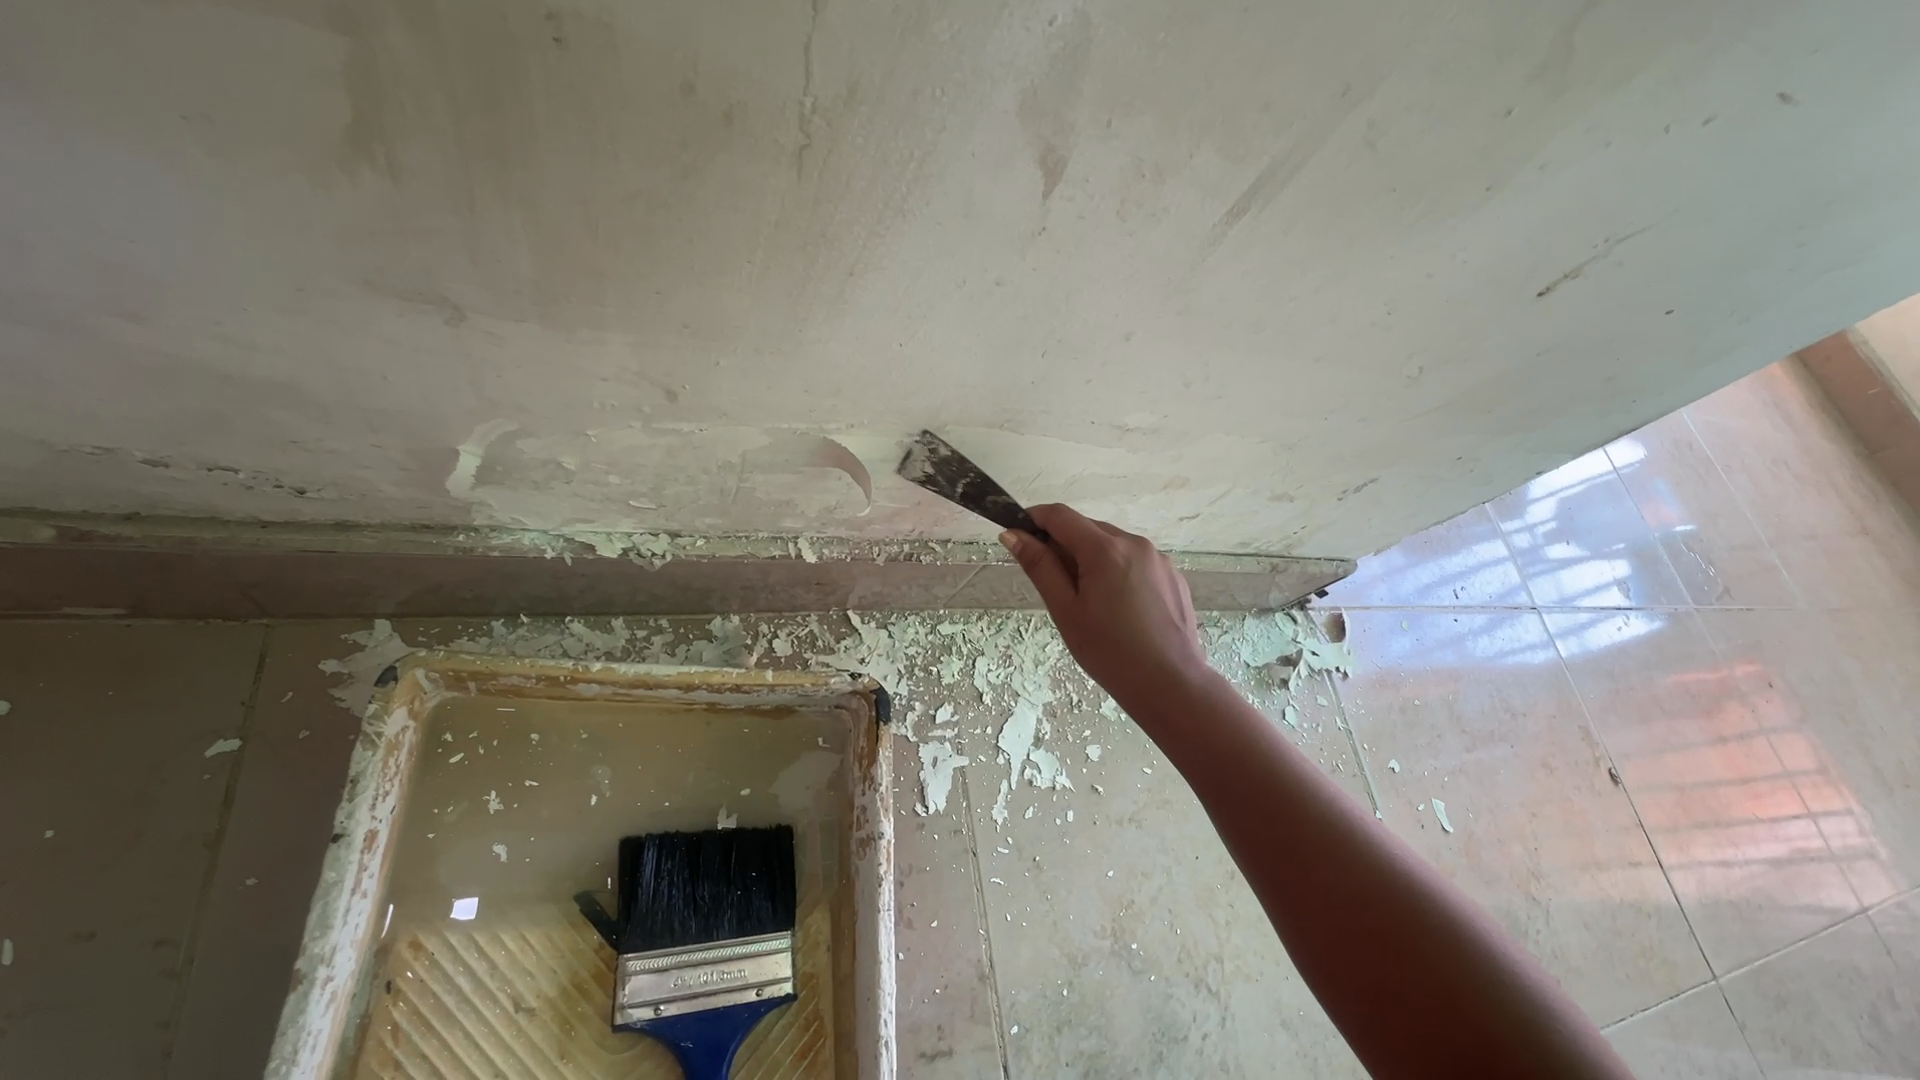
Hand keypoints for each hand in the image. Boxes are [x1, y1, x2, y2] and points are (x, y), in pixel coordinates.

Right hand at [1000, 504, 1212, 711]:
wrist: (1171, 684)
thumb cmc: (1109, 652)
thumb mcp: (1066, 611)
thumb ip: (1040, 567)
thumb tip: (1013, 534)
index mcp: (1105, 549)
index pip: (1060, 515)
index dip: (1034, 519)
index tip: (1019, 537)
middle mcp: (1135, 543)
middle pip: (1087, 528)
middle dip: (1064, 545)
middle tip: (1057, 587)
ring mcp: (1158, 558)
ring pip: (1112, 544)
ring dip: (1092, 559)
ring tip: (1092, 605)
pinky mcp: (1173, 575)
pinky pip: (1135, 561)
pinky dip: (1118, 572)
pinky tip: (1120, 610)